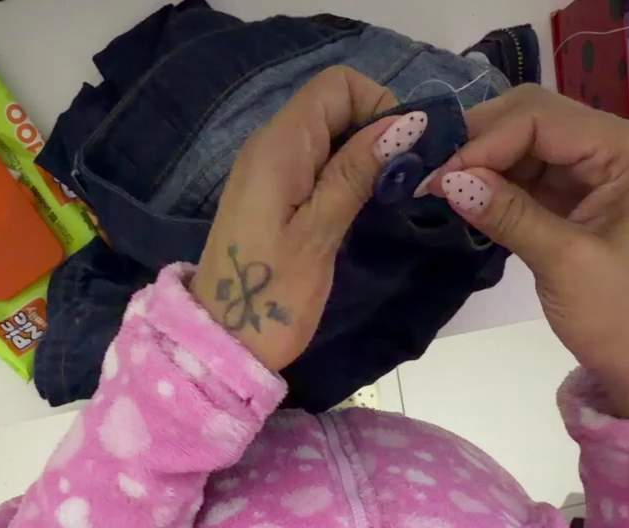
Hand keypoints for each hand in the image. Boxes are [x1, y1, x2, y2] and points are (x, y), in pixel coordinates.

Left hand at [191, 67, 429, 373]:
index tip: (405, 152)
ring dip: (363, 156)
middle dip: (376, 131)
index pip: (337, 85)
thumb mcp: (318, 234)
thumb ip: (356, 175)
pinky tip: (360, 207)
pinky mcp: (271, 199)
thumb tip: (405, 125)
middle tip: (406, 179)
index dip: (379, 105)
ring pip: (327, 137)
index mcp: (279, 147)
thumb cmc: (272, 295)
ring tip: (390, 196)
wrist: (222, 342)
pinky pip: (314, 166)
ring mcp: (267, 173)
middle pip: (333, 107)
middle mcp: (269, 146)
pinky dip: (343, 175)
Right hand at [425, 85, 628, 420]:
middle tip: (429, 171)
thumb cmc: (618, 317)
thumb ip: (509, 215)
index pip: (544, 120)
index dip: (485, 141)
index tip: (436, 175)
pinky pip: (531, 174)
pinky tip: (464, 193)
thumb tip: (448, 180)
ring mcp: (600, 168)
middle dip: (481, 142)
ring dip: (484, 161)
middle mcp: (619, 143)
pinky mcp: (581, 194)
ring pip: (528, 143)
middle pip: (536, 119)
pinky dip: (497, 182)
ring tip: (438, 183)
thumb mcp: (563, 264)